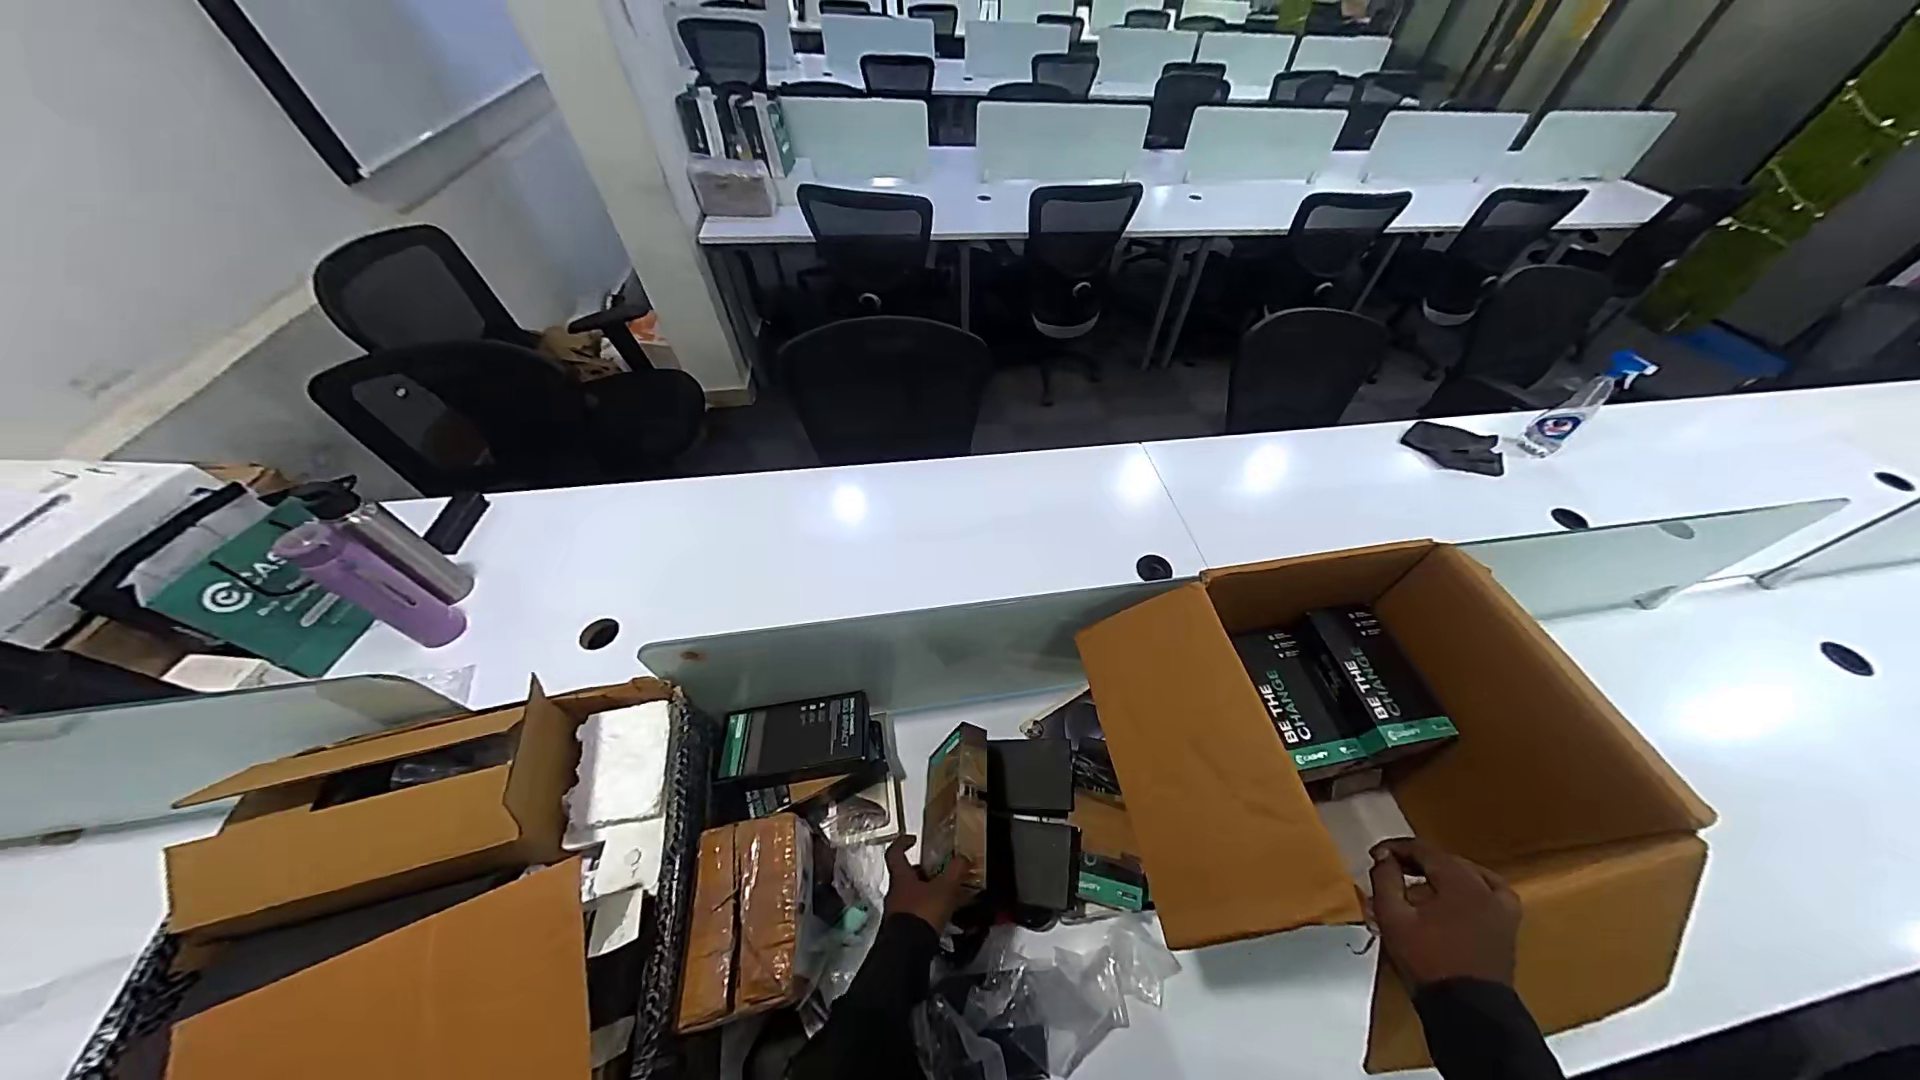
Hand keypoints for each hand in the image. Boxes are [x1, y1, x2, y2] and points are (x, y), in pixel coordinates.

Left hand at [883, 834, 972, 931]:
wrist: (906, 952)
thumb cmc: (922, 913)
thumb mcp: (944, 888)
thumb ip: (955, 871)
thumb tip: (964, 858)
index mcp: (901, 877)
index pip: (894, 853)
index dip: (902, 843)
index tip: (912, 838)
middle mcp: (895, 893)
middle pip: (905, 876)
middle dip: (921, 872)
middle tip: (938, 871)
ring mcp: (895, 913)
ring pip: (910, 895)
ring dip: (924, 893)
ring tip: (944, 895)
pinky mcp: (900, 930)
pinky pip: (913, 913)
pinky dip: (925, 911)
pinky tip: (939, 917)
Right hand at [1368, 837, 1519, 987]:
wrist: (1468, 1010)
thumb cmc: (1426, 959)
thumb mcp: (1392, 915)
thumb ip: (1384, 878)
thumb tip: (1384, 858)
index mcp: (1460, 883)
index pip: (1423, 849)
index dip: (1395, 848)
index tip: (1375, 856)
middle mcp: (1486, 890)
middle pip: (1445, 859)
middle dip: (1415, 860)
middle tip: (1390, 869)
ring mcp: (1502, 910)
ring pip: (1467, 874)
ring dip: (1441, 872)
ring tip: (1419, 881)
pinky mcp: (1507, 928)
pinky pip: (1492, 893)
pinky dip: (1473, 886)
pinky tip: (1459, 895)